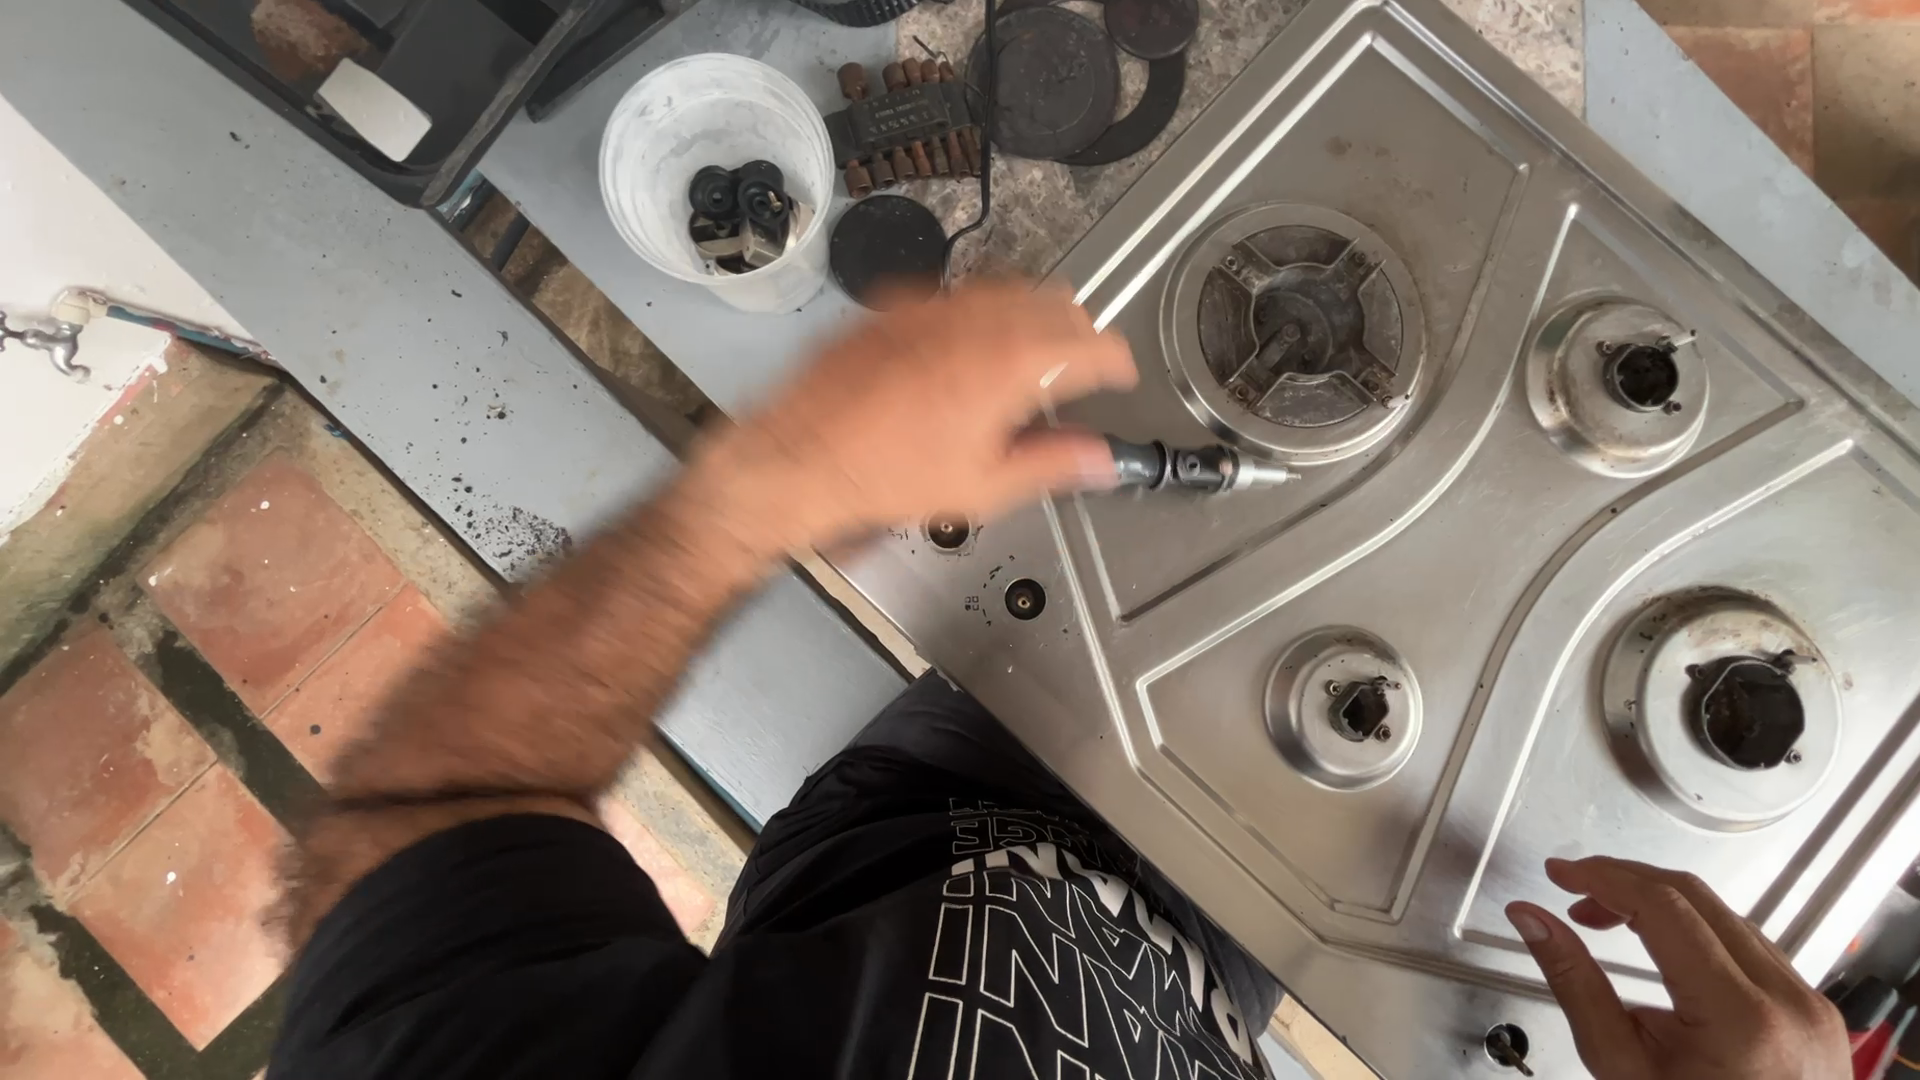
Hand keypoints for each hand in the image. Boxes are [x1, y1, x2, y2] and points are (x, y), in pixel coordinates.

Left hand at [690, 282, 1136, 552]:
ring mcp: (935, 307)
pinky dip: (986, 316)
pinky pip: (962, 295)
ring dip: (1036, 319)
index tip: (1120, 375)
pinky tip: (972, 349)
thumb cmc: (884, 475)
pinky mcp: (899, 307)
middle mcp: (977, 320)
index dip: (1118, 362)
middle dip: (1082, 334)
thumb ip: (1055, 463)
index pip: (1094, 344)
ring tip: (1033, 358)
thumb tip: (1102, 459)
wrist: (802, 456)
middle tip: (1082, 369)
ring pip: (1012, 291)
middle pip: (1060, 304)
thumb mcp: (984, 485)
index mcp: (1011, 364)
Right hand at [1506, 857, 1848, 1079]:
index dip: (1601, 877)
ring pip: (1719, 910)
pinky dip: (1687, 922)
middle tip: (1573, 886)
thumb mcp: (1618, 1062)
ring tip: (1603, 915)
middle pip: (1693, 896)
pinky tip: (1653, 938)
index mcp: (1739, 1015)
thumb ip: (1572, 982)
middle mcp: (1787, 1001)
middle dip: (1621, 879)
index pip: (1662, 907)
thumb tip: (1529, 917)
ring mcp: (1808, 1003)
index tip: (1559, 873)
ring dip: (1651, 898)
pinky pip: (1743, 937)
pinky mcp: (1812, 1008)